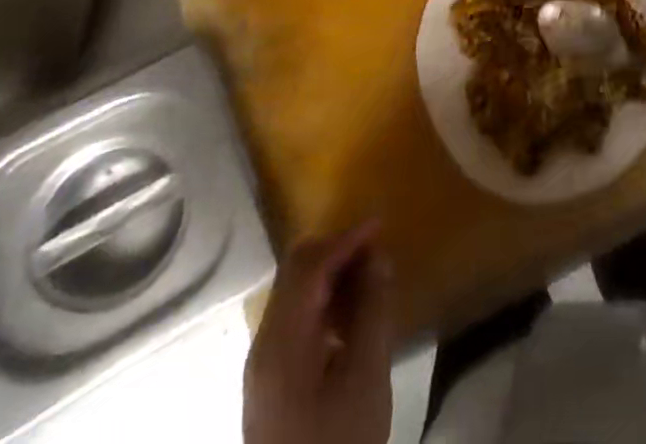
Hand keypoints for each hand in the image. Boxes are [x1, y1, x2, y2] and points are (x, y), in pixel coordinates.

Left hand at [244, 223, 394, 443]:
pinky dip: (325, 301)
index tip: (381, 224)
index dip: (345, 240)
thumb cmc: (341, 442)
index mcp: (282, 342)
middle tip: (378, 246)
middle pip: (294, 276)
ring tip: (373, 274)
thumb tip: (377, 259)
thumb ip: (371, 311)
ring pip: (295, 295)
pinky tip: (353, 313)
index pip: (308, 269)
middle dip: (336, 252)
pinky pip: (297, 319)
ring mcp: (265, 364)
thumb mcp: (367, 375)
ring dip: (331, 275)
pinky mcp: (273, 379)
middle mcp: (264, 345)